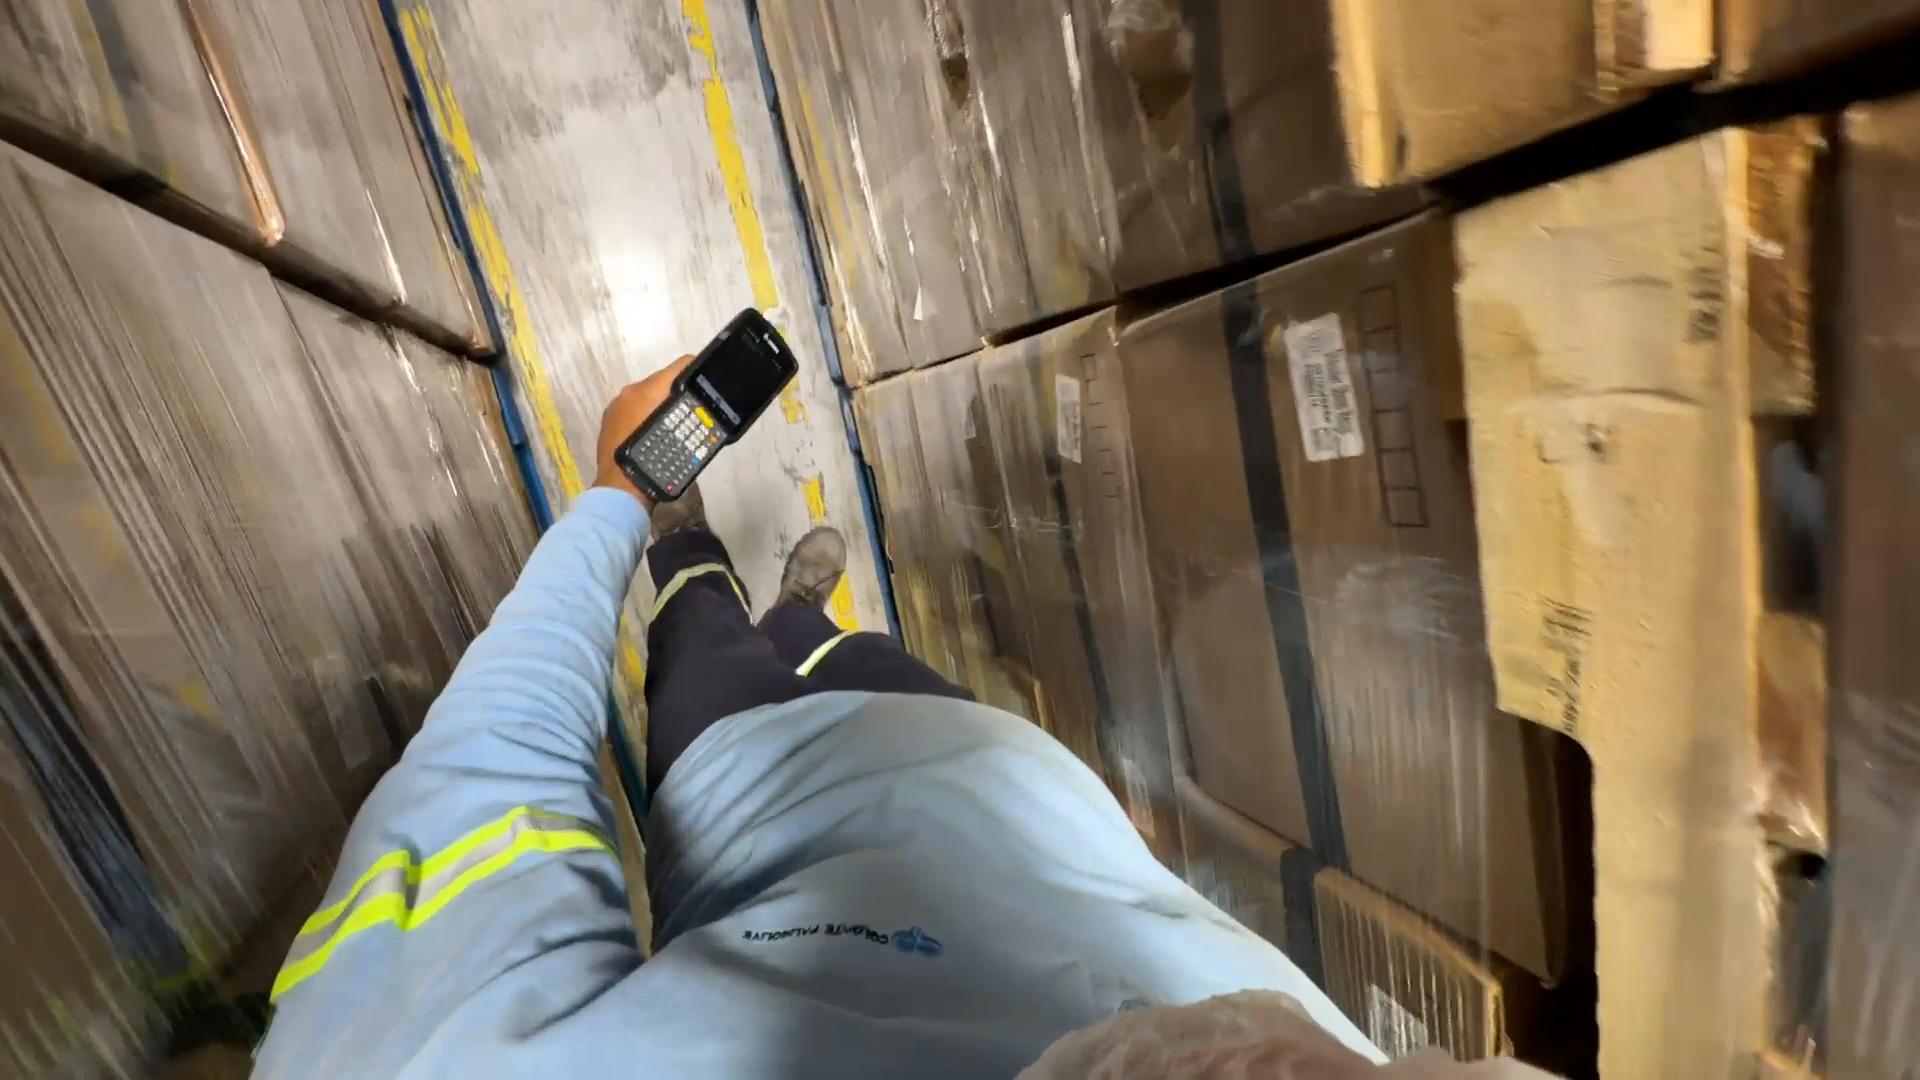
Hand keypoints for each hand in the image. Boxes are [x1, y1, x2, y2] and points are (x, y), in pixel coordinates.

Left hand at [593, 354, 694, 508]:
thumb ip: (694, 414)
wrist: (623, 487)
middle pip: (662, 381)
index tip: (710, 384)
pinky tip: (653, 433)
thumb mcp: (685, 437)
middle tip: (695, 410)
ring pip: (647, 395)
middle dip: (678, 392)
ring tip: (674, 424)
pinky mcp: (609, 418)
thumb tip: (703, 400)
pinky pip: (634, 408)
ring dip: (660, 404)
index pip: (681, 366)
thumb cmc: (658, 461)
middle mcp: (631, 390)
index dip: (698, 371)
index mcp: (650, 390)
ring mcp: (617, 404)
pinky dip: (645, 414)